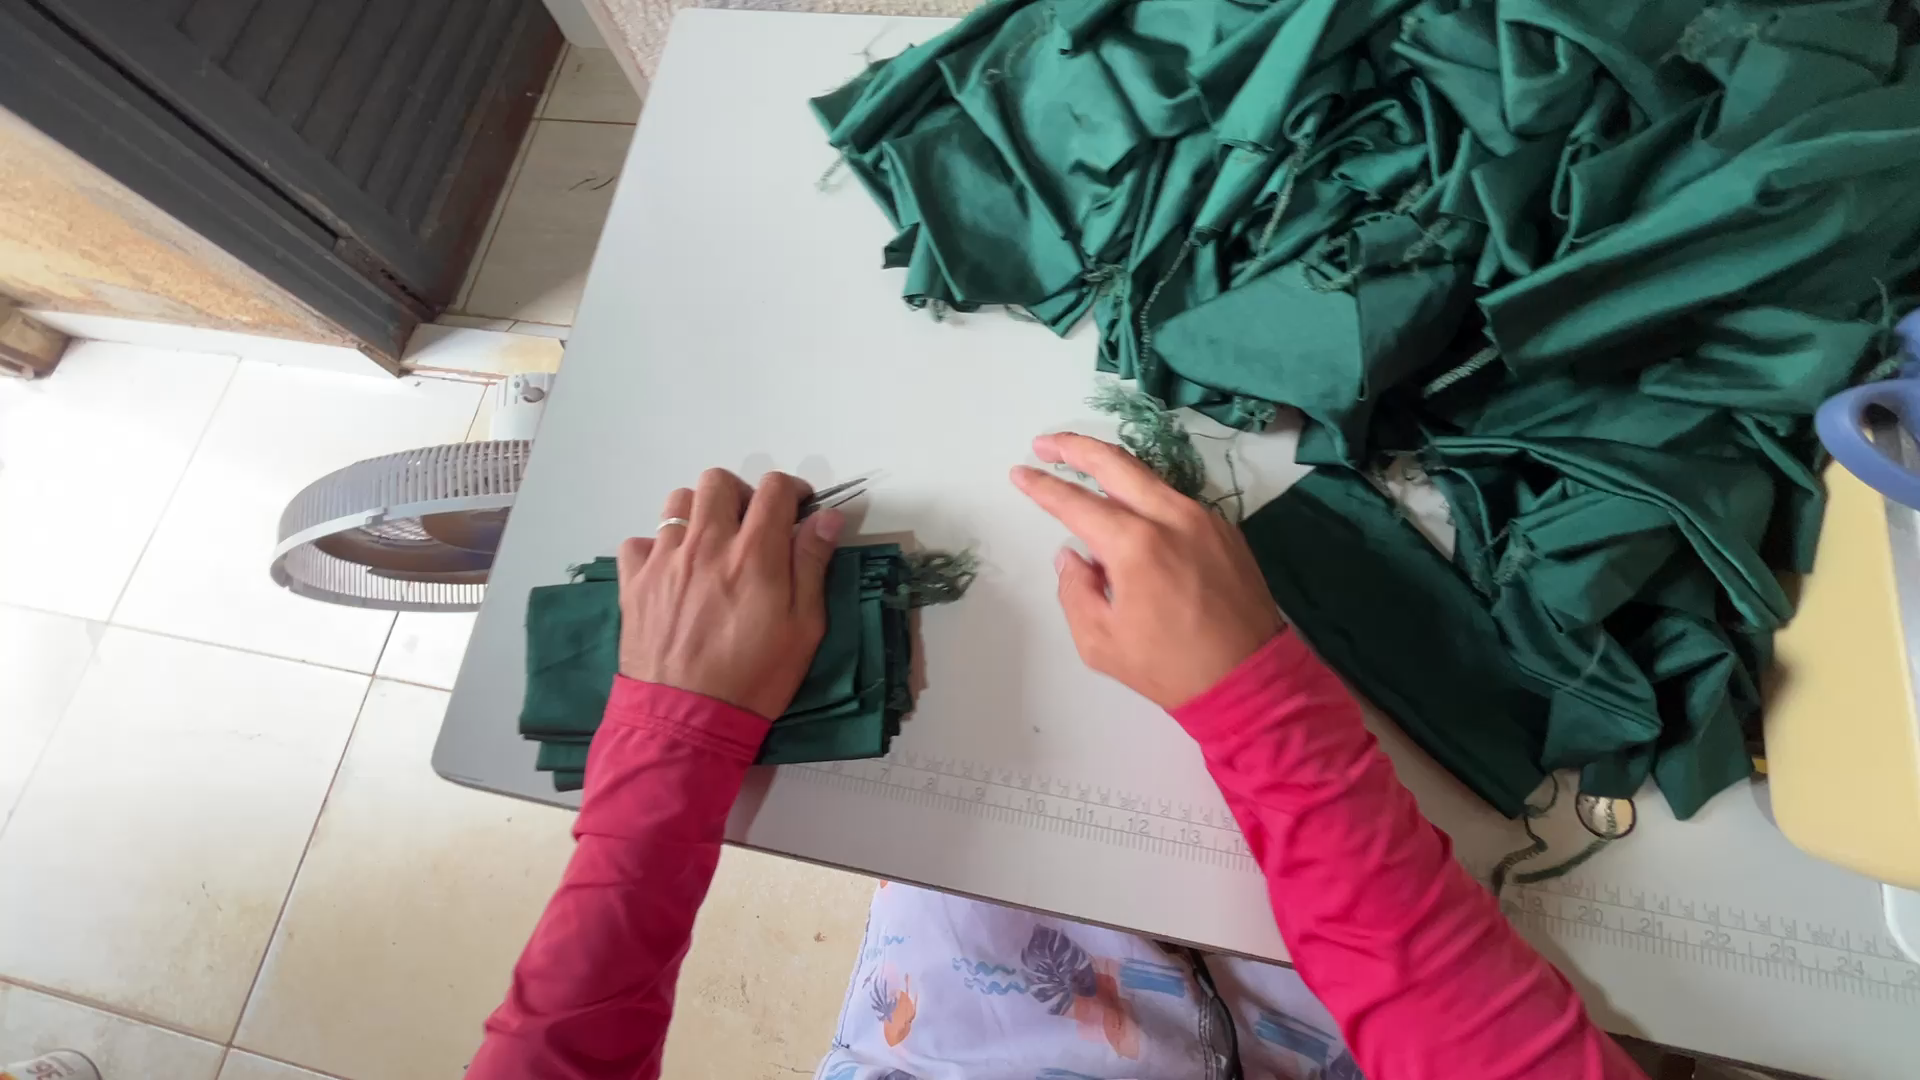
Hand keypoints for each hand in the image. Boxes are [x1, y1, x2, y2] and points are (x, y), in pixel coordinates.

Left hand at [616, 468, 842, 718]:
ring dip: (700, 513)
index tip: (800, 509)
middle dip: (743, 494)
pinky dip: (659, 547)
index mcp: (754, 552)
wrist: (687, 720)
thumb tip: (826, 517)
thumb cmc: (756, 676)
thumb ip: (812, 563)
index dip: (793, 490)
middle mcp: (706, 543)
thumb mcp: (805, 626)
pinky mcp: (634, 581)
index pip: (774, 488)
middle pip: (719, 481)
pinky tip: (673, 572)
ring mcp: (665, 559)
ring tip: (712, 545)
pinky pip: (641, 541)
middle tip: (754, 526)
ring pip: (678, 501)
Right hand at [1011, 433, 1283, 708]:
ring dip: (1110, 466)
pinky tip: (1129, 509)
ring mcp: (1203, 518)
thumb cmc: (1168, 666)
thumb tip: (1072, 556)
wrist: (1249, 679)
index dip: (1042, 486)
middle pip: (1115, 462)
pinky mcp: (1223, 528)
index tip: (1020, 473)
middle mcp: (1171, 517)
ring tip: (1081, 465)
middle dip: (1073, 446)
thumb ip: (1074, 591)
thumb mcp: (1099, 642)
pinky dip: (1143, 495)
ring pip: (1147, 476)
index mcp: (1135, 546)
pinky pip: (1173, 499)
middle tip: (1044, 443)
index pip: (1075, 502)